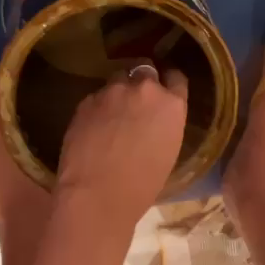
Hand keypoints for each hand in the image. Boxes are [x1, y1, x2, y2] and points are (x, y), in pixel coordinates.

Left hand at [55, 65, 189, 225]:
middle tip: (137, 100)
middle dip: (143, 80)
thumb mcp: (167, 152)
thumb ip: (164, 124)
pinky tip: (94, 126)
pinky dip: (99, 106)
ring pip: (118, 78)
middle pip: (146, 68)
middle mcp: (144, 89)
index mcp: (171, 105)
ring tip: (113, 113)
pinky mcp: (87, 99)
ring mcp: (113, 90)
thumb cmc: (141, 187)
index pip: (176, 77)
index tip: (165, 88)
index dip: (170, 82)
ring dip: (119, 91)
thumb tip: (154, 119)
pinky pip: (97, 96)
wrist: (96, 195)